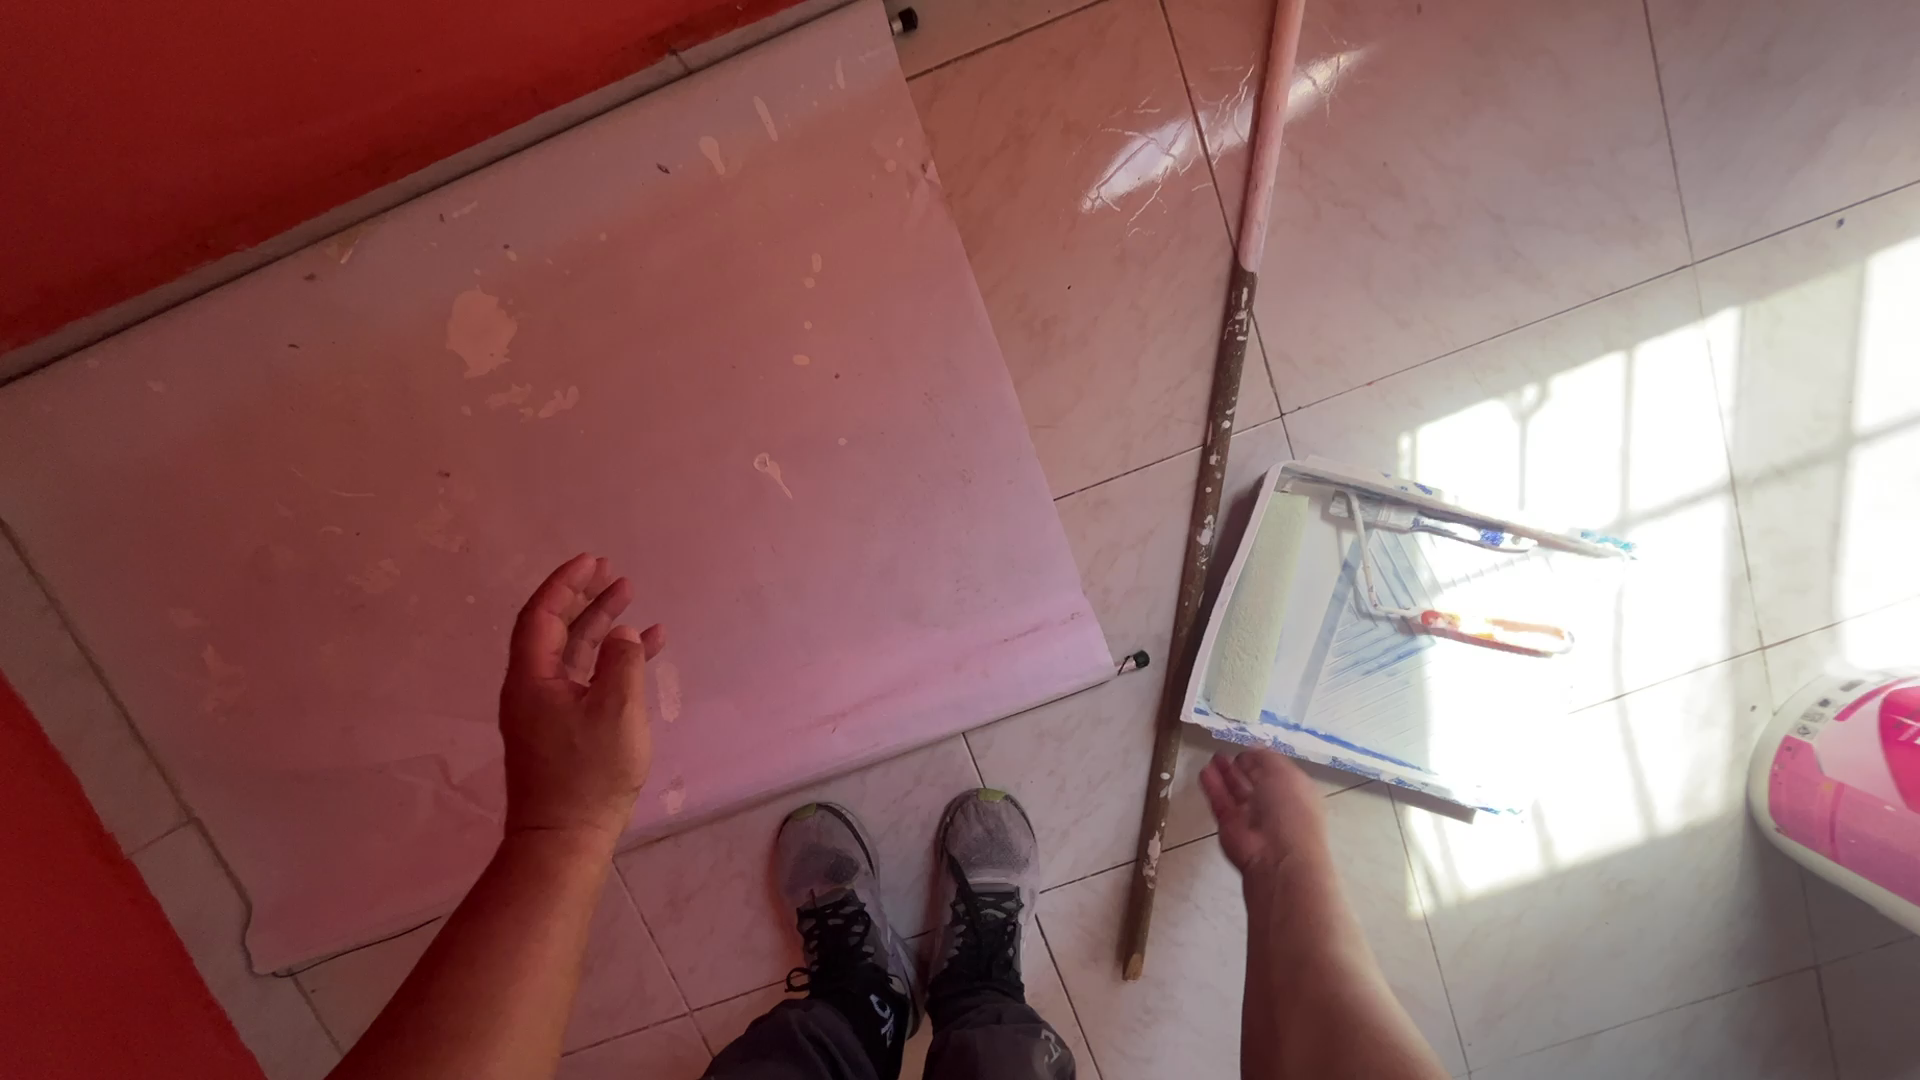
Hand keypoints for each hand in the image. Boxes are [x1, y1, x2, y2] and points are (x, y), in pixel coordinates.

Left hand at [499, 553, 664, 843]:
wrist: (566, 837)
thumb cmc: (589, 772)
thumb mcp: (616, 710)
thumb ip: (622, 662)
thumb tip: (624, 635)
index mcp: (532, 679)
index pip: (541, 616)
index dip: (565, 583)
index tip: (593, 561)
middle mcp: (533, 687)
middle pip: (556, 629)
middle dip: (584, 597)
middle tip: (613, 572)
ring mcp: (549, 708)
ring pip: (574, 651)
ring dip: (602, 624)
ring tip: (632, 596)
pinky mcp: (566, 725)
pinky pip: (588, 677)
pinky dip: (614, 658)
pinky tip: (646, 648)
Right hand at [1199, 750, 1327, 878]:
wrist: (1277, 856)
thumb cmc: (1289, 810)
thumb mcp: (1283, 773)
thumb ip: (1266, 757)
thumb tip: (1252, 750)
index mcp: (1294, 793)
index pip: (1277, 773)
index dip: (1262, 760)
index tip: (1247, 748)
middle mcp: (1275, 806)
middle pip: (1255, 782)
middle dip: (1241, 766)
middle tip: (1226, 752)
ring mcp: (1252, 818)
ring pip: (1235, 792)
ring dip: (1225, 774)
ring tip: (1213, 757)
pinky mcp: (1230, 826)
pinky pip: (1220, 802)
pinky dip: (1213, 787)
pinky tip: (1205, 771)